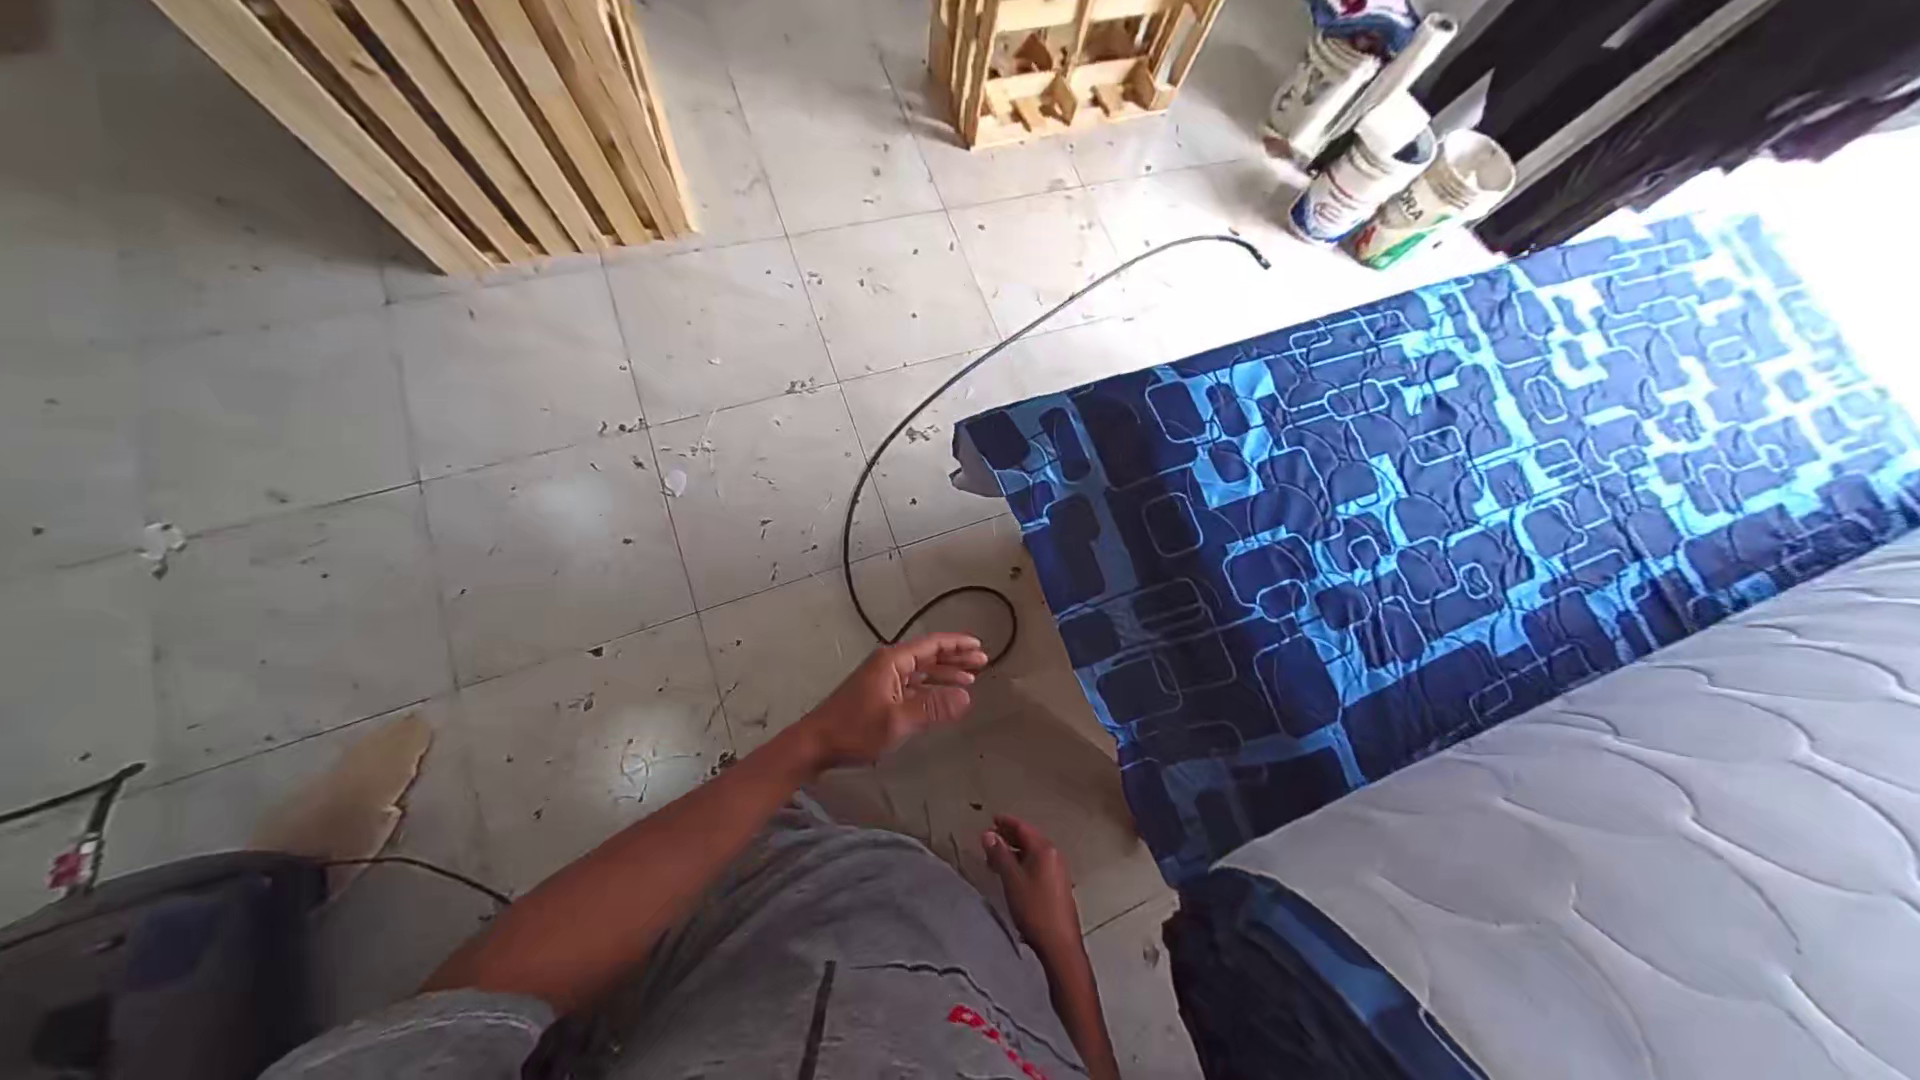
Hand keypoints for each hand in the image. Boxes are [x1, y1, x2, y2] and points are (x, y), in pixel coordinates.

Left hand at [792, 633, 988, 770]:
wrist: (815, 744)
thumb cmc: (854, 729)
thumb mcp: (898, 720)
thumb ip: (933, 708)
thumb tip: (967, 698)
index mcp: (892, 661)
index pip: (932, 645)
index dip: (957, 645)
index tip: (980, 646)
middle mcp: (888, 664)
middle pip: (928, 655)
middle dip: (955, 658)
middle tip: (982, 663)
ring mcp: (882, 679)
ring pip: (921, 671)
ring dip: (944, 674)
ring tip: (969, 680)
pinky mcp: (878, 695)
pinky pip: (912, 685)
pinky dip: (930, 688)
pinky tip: (941, 698)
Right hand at [982, 815, 1081, 958]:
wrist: (1059, 944)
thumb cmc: (1034, 909)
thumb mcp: (1011, 879)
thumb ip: (999, 854)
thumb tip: (988, 834)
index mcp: (1045, 850)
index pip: (1023, 828)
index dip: (1006, 822)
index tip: (992, 819)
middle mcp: (1054, 855)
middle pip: (1029, 839)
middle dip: (1009, 837)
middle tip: (991, 837)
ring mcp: (1058, 871)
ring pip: (1033, 853)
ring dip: (1015, 852)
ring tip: (996, 858)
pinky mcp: (1059, 885)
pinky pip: (1038, 865)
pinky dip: (1023, 863)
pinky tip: (1012, 874)